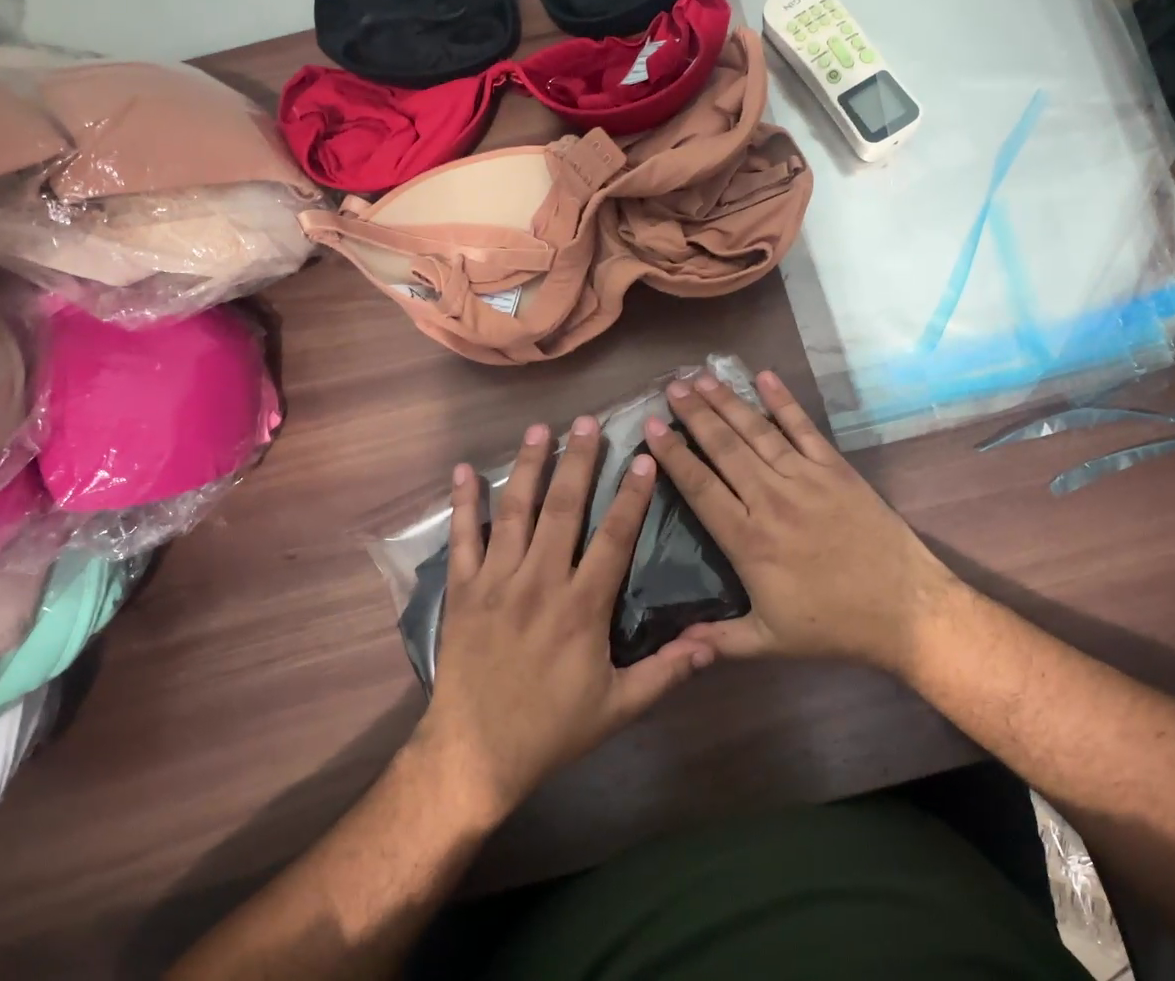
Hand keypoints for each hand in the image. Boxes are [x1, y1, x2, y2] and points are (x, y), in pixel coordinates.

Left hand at [412, 416, 716, 819]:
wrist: (475, 753)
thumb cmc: (552, 729)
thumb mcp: (619, 707)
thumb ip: (666, 672)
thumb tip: (711, 646)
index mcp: (582, 607)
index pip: (615, 537)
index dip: (632, 496)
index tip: (644, 459)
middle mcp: (540, 582)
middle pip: (563, 509)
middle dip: (579, 462)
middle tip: (589, 421)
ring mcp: (497, 582)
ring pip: (515, 512)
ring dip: (529, 468)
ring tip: (540, 430)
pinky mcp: (463, 592)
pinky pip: (463, 538)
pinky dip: (464, 503)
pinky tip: (465, 471)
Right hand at [643, 370, 967, 674]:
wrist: (905, 610)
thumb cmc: (833, 627)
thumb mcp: (768, 642)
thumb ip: (717, 641)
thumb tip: (672, 647)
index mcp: (748, 540)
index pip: (700, 487)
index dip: (673, 455)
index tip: (650, 427)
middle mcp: (772, 500)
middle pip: (724, 449)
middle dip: (695, 415)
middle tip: (671, 387)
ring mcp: (807, 480)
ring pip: (758, 433)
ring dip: (728, 402)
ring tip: (702, 377)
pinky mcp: (838, 471)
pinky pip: (805, 429)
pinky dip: (784, 402)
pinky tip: (765, 377)